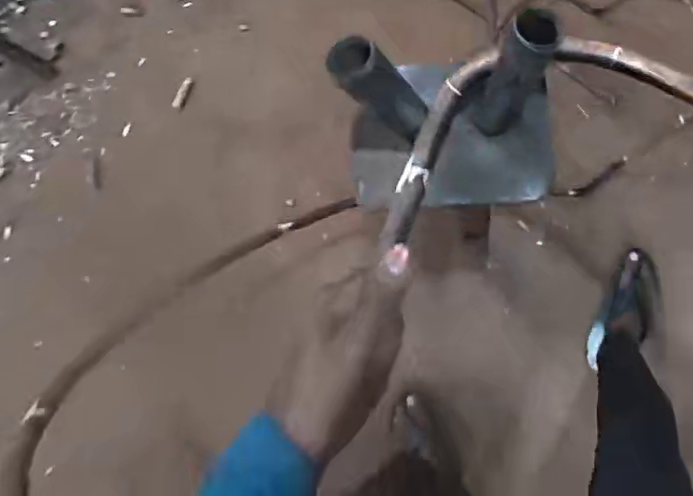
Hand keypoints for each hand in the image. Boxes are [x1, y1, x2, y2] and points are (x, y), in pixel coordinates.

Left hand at [269, 243, 412, 464]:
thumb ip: (381, 297)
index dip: (392, 300)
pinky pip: (357, 347)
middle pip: (373, 300)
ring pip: (367, 326)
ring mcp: (321, 329)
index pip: (376, 274)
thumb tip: (401, 249)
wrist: (291, 443)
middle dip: (386, 328)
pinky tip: (361, 384)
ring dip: (378, 348)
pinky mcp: (321, 354)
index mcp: (331, 294)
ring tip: (372, 374)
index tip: (395, 329)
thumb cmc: (330, 389)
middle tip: (383, 358)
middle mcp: (324, 303)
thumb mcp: (361, 343)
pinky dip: (366, 363)